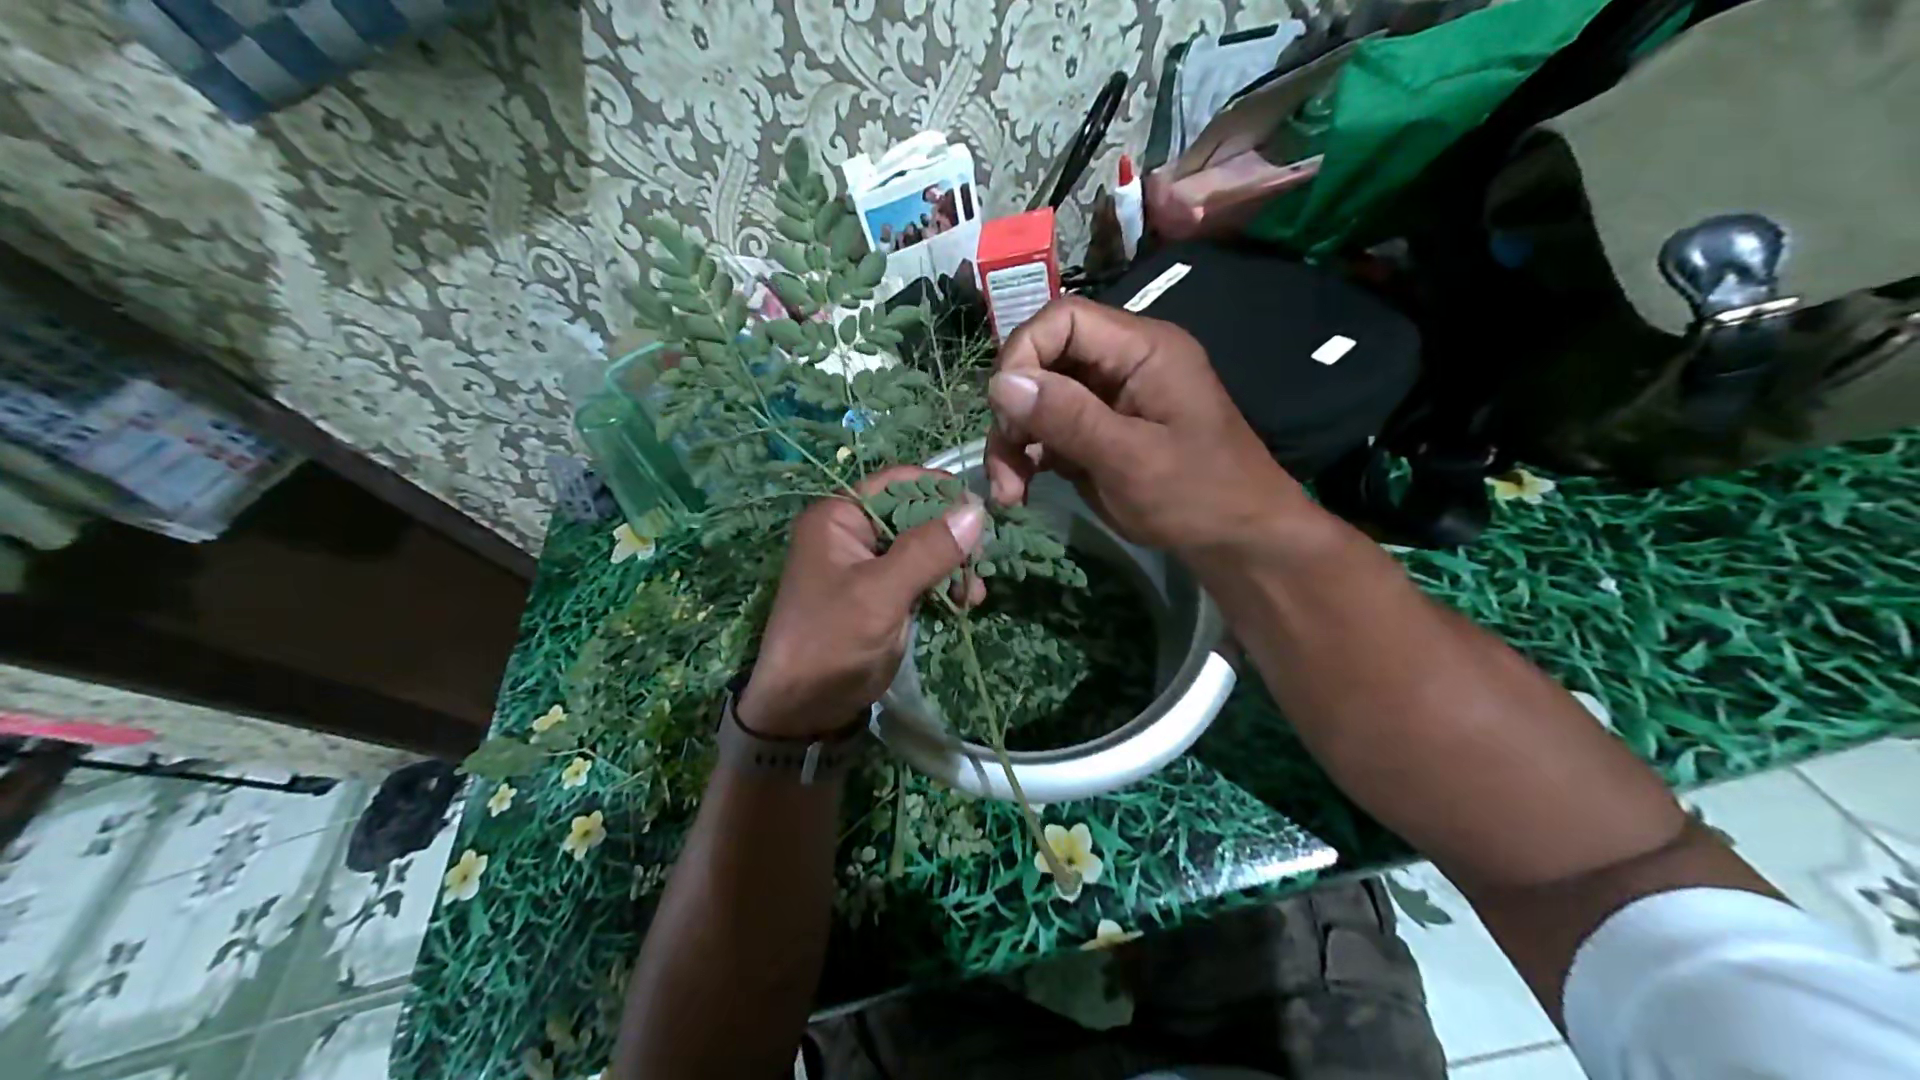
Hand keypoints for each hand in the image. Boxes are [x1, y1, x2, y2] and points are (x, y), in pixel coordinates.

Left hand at [737, 467, 986, 738]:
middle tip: (981, 560)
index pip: (896, 483)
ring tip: (973, 593)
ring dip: (954, 565)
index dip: (938, 490)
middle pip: (915, 514)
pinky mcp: (884, 594)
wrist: (804, 708)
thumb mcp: (880, 593)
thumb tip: (976, 509)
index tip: (980, 509)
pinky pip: (923, 576)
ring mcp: (870, 565)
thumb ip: (927, 550)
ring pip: (925, 548)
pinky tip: (965, 604)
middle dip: (952, 535)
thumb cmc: (831, 641)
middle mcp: (854, 533)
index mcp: (839, 518)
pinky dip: (946, 586)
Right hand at [984, 295, 1316, 556]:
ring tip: (1009, 492)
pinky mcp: (1095, 433)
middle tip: (1005, 462)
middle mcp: (1120, 365)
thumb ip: (1068, 417)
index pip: (1064, 320)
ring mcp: (1106, 400)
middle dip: (1013, 411)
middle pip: (1042, 362)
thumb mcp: (1131, 459)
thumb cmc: (1197, 495)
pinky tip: (1020, 490)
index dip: (1024, 354)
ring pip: (1035, 400)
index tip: (1004, 408)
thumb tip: (1000, 383)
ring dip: (1013, 442)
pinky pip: (1045, 431)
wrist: (1234, 541)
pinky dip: (1026, 458)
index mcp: (1142, 349)